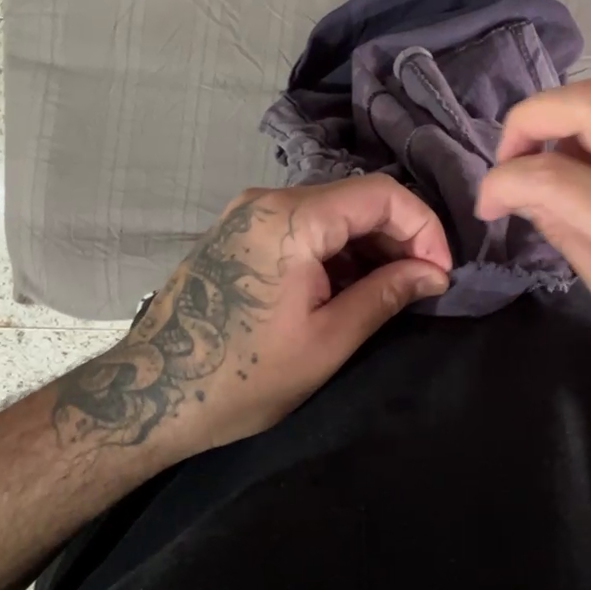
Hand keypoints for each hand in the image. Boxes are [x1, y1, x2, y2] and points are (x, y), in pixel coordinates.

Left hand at [52, 176, 452, 455]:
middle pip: (357, 199)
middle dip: (400, 238)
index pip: (382, 194)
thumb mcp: (327, 341)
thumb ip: (386, 294)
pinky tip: (347, 289)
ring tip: (389, 293)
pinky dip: (336, 251)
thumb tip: (435, 273)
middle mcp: (267, 201)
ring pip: (332, 213)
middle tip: (421, 287)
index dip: (424, 228)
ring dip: (369, 246)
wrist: (150, 396)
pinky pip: (303, 227)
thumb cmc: (242, 376)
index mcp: (290, 219)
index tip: (440, 275)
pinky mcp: (238, 233)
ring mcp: (247, 214)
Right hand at [475, 80, 590, 400]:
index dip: (504, 180)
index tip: (487, 202)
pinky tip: (589, 172)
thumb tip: (523, 194)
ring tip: (544, 165)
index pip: (556, 177)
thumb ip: (566, 234)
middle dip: (530, 116)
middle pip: (589, 104)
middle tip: (508, 152)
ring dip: (563, 124)